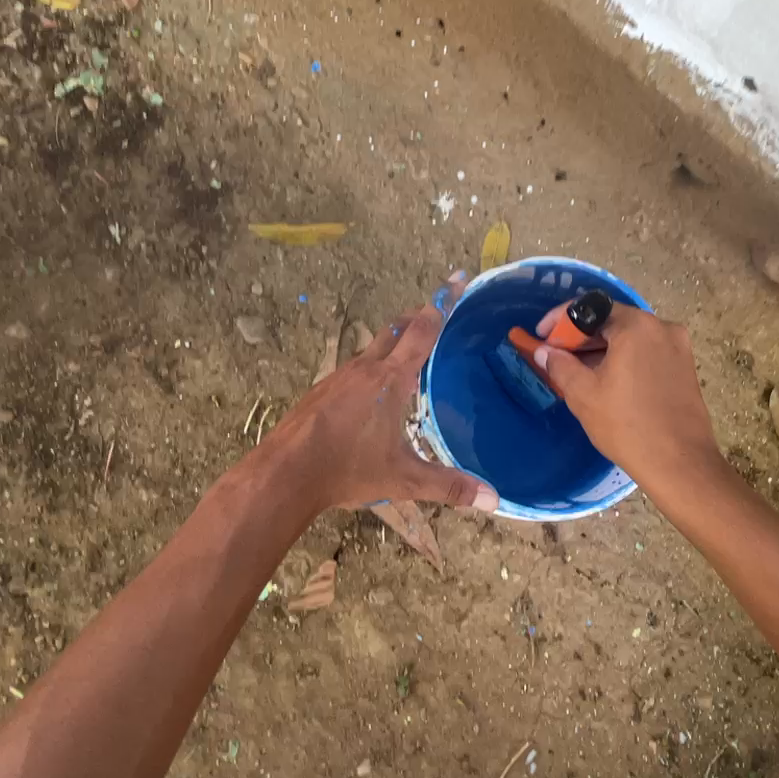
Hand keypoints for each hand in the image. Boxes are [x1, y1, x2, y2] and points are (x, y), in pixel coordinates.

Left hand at [264, 274, 499, 513]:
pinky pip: (354, 369)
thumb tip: (493, 498)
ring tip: (409, 356)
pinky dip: (371, 368)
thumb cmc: (347, 468)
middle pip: (395, 330)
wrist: (285, 472)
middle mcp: (365, 369)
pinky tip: (372, 393)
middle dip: (417, 317)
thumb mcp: (403, 478)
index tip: (456, 278)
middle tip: (437, 313)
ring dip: (393, 343)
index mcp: (390, 379)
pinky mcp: (321, 391)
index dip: (441, 304)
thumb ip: (448, 485)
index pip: (422, 330)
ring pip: (372, 349)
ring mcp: (339, 377)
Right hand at [531, 302, 720, 490]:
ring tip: (578, 371)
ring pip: (630, 337)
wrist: (680, 464)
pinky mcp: (685, 367)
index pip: (590, 307)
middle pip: (612, 321)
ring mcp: (678, 347)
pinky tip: (608, 381)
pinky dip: (623, 359)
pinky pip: (646, 352)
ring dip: (602, 349)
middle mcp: (662, 327)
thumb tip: (545, 351)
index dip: (560, 320)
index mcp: (636, 326)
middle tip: (556, 355)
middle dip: (581, 336)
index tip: (541, 336)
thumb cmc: (627, 425)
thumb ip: (560, 364)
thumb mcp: (583, 394)